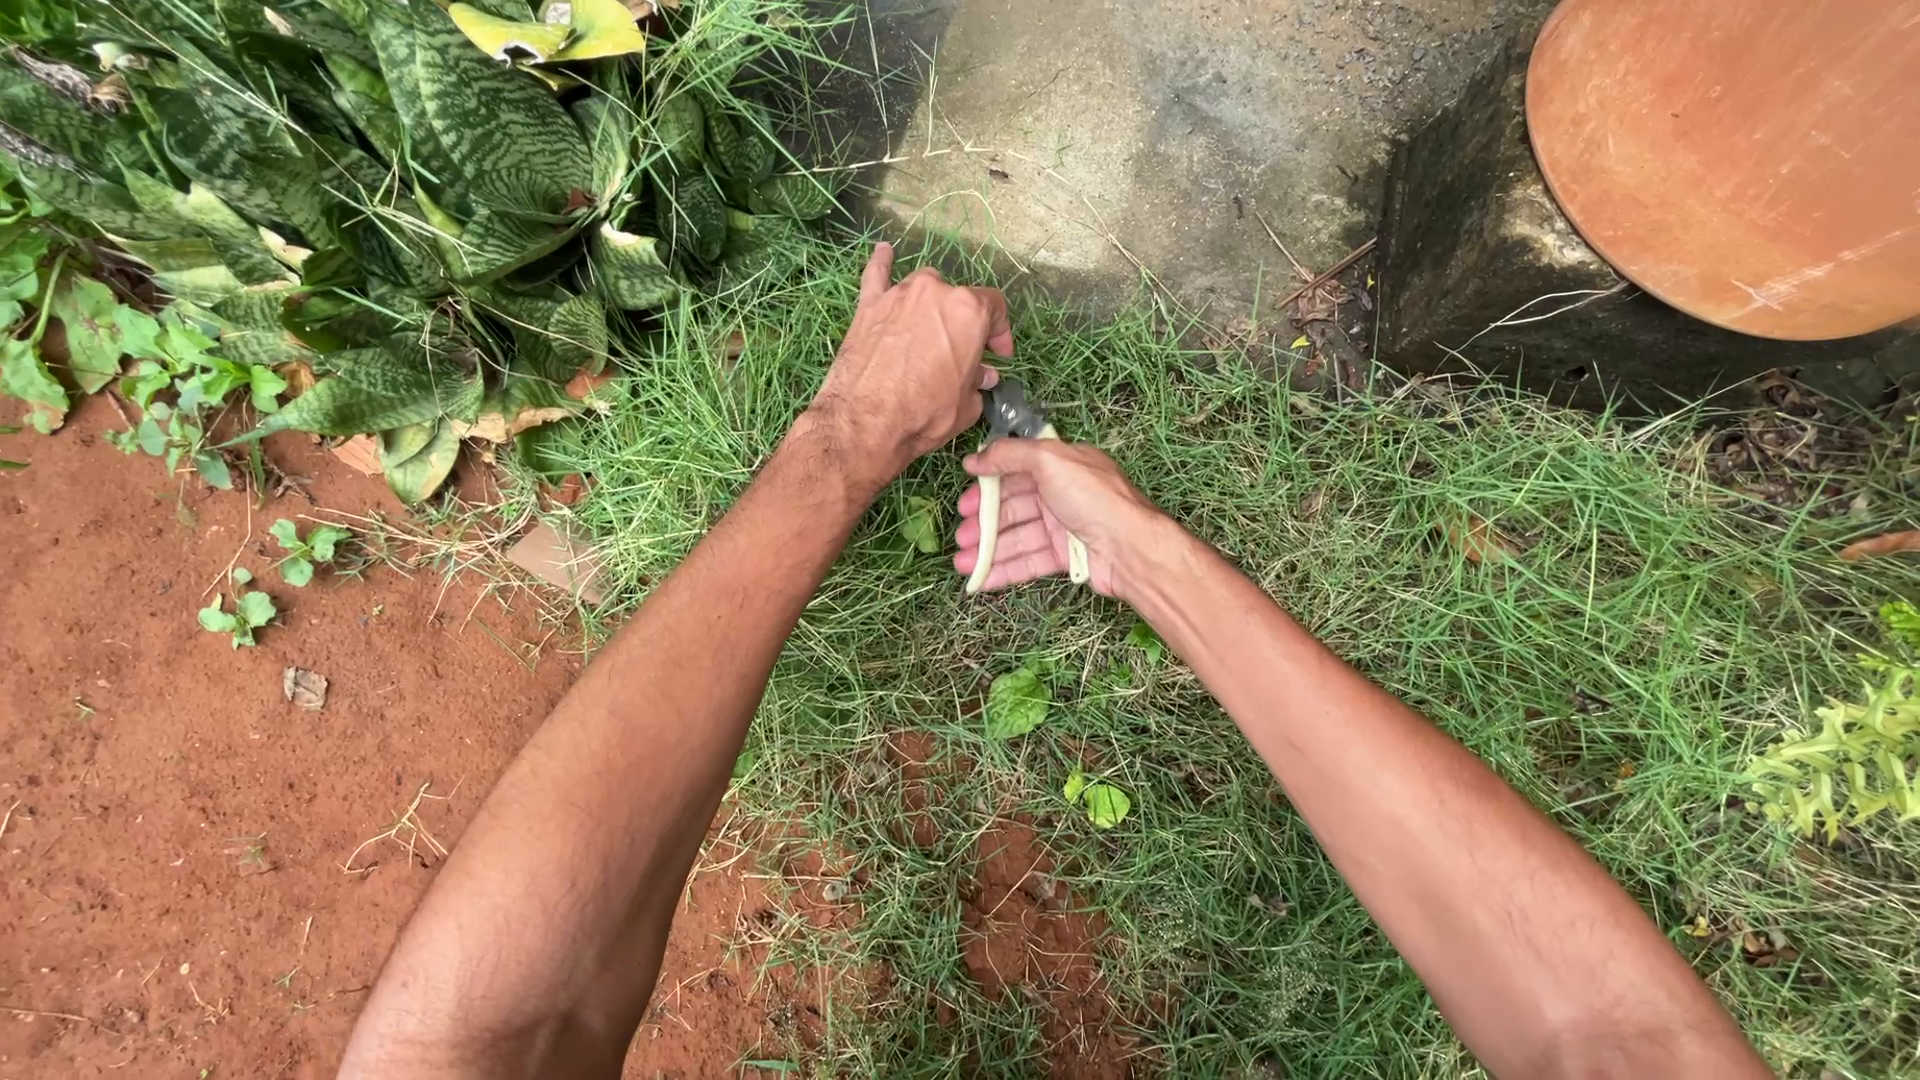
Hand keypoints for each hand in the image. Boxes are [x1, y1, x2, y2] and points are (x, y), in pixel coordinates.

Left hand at [806, 243, 1011, 477]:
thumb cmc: (925, 414)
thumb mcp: (966, 404)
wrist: (866, 422)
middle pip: (958, 298)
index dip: (1000, 332)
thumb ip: (977, 382)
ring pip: (924, 287)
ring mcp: (899, 294)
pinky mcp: (869, 306)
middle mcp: (935, 292)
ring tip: (932, 327)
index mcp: (969, 311)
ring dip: (932, 304)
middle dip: (964, 325)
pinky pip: (877, 275)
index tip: (998, 354)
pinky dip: (882, 264)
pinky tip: (885, 252)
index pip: (994, 308)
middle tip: (963, 353)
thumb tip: (982, 375)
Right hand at [952, 436, 1171, 600]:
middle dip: (985, 523)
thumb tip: (975, 458)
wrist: (1131, 548)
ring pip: (1018, 537)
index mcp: (1061, 465)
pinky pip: (1030, 561)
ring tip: (963, 563)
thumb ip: (1010, 455)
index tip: (965, 502)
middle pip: (1014, 507)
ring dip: (989, 550)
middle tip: (961, 537)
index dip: (988, 486)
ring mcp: (1064, 527)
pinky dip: (1005, 570)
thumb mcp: (1050, 461)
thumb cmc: (1094, 498)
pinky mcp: (1067, 556)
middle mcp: (1062, 494)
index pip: (1016, 472)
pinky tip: (982, 578)